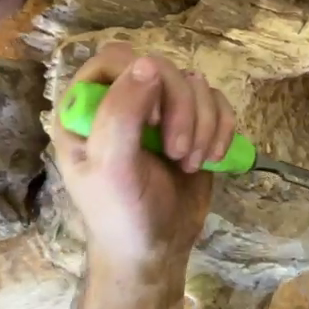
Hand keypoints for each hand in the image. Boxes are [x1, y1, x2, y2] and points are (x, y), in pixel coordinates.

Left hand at [49, 43, 237, 281]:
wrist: (157, 251)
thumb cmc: (121, 214)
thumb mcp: (112, 168)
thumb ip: (122, 114)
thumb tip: (148, 63)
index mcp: (86, 106)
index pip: (116, 57)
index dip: (142, 79)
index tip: (154, 119)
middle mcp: (122, 99)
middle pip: (163, 67)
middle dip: (182, 109)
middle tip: (178, 152)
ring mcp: (159, 110)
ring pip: (194, 83)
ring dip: (203, 123)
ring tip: (191, 162)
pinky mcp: (192, 122)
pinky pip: (217, 100)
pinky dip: (221, 127)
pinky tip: (211, 157)